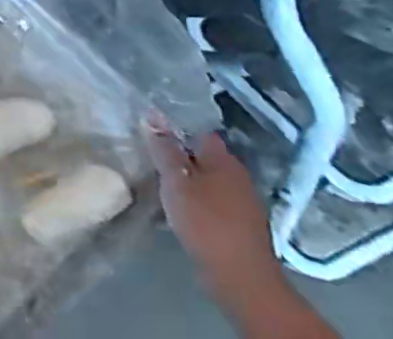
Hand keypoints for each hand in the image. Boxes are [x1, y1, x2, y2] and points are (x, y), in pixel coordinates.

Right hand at [144, 124, 281, 301]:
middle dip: (179, 154)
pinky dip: (196, 199)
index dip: (174, 126)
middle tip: (149, 154)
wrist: (241, 277)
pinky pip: (213, 200)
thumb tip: (154, 116)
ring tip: (159, 180)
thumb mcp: (176, 180)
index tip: (149, 128)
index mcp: (224, 160)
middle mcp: (238, 176)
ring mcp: (243, 201)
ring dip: (187, 178)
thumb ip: (164, 149)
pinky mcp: (240, 224)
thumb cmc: (205, 221)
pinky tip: (179, 207)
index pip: (198, 131)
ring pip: (208, 178)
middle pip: (203, 155)